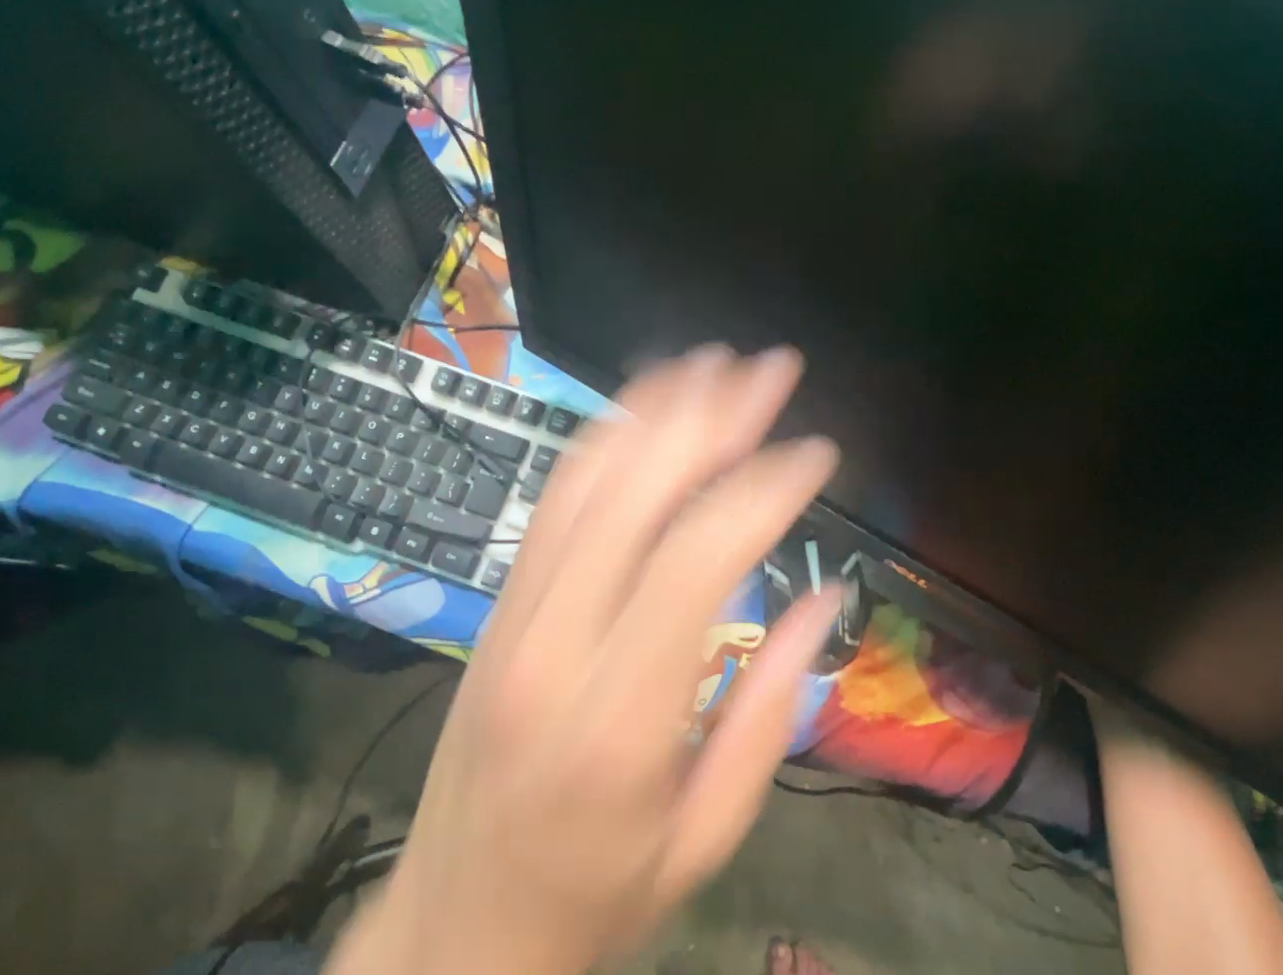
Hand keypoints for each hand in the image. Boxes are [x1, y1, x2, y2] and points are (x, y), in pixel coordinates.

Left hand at [328, 345, 843, 974]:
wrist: (457, 933)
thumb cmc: (599, 895)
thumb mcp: (709, 832)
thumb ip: (770, 712)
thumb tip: (825, 600)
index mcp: (621, 718)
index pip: (696, 560)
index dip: (764, 489)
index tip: (817, 453)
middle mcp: (555, 648)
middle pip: (634, 495)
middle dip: (711, 418)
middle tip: (773, 369)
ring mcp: (511, 620)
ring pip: (582, 482)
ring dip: (651, 411)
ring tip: (712, 365)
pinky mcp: (495, 611)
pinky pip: (549, 506)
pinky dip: (601, 444)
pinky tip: (643, 413)